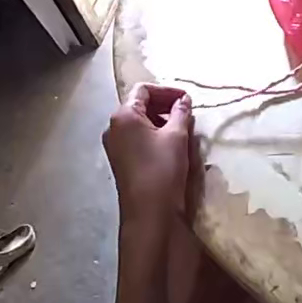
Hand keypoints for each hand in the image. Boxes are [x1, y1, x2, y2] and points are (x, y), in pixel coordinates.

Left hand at [104, 83, 194, 221]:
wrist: (149, 212)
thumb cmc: (162, 168)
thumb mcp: (177, 136)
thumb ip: (181, 113)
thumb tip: (184, 100)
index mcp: (123, 116)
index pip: (144, 90)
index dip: (167, 91)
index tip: (187, 99)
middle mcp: (114, 127)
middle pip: (139, 105)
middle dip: (164, 105)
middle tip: (188, 113)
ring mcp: (115, 145)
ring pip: (139, 123)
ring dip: (161, 120)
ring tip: (184, 129)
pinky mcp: (122, 160)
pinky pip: (138, 138)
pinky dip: (154, 135)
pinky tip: (172, 144)